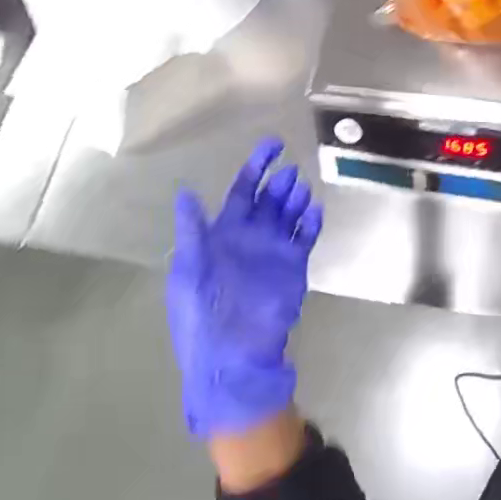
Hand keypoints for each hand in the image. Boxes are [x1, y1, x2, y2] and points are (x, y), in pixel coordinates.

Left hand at [167, 138, 323, 437]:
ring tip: (302, 188)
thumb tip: (185, 192)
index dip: (256, 166)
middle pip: (269, 200)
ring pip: (289, 215)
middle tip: (291, 173)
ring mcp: (273, 252)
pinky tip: (315, 211)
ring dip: (296, 199)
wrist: (231, 355)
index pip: (243, 190)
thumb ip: (193, 231)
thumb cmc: (203, 313)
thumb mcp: (188, 269)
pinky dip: (311, 224)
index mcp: (223, 233)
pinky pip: (305, 239)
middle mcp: (250, 237)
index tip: (273, 144)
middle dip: (280, 183)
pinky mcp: (293, 268)